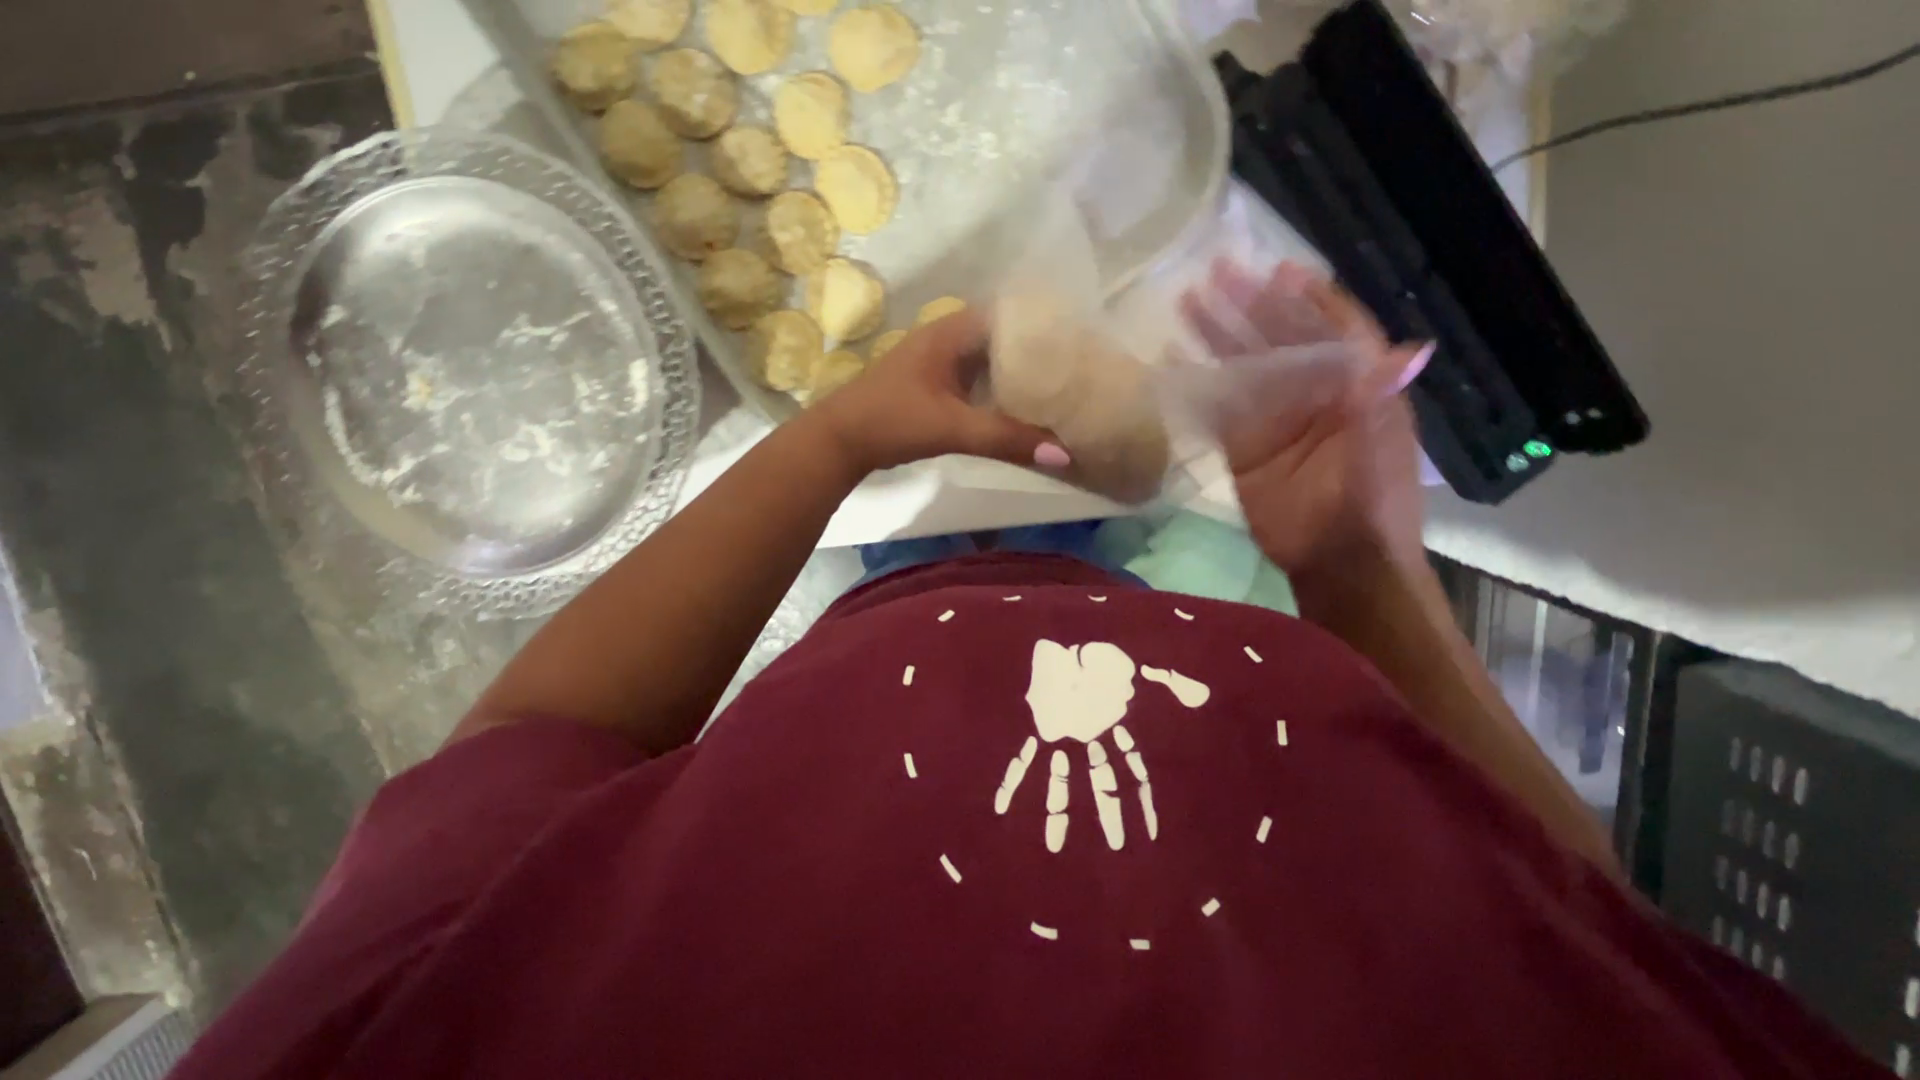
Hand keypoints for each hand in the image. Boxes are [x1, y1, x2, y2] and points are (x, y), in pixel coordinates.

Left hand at [807, 309, 1068, 474]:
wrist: (837, 441)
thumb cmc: (892, 420)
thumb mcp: (953, 428)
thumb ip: (1007, 439)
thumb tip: (1065, 455)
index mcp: (952, 331)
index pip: (1012, 314)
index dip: (1046, 324)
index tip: (1082, 340)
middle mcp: (948, 338)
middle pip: (1004, 338)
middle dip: (1039, 353)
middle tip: (1081, 369)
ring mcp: (938, 362)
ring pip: (990, 361)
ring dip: (1019, 374)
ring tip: (1063, 388)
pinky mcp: (933, 386)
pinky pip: (978, 381)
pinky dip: (1000, 391)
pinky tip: (1024, 410)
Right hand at [1179, 260, 1432, 580]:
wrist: (1339, 564)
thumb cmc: (1371, 503)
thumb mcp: (1380, 449)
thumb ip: (1380, 400)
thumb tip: (1401, 348)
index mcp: (1356, 383)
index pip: (1334, 328)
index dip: (1309, 298)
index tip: (1278, 270)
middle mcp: (1312, 391)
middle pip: (1279, 336)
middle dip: (1250, 303)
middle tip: (1216, 271)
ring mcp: (1274, 416)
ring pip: (1242, 364)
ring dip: (1217, 332)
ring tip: (1187, 298)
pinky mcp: (1242, 445)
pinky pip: (1214, 406)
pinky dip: (1193, 381)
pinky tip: (1170, 357)